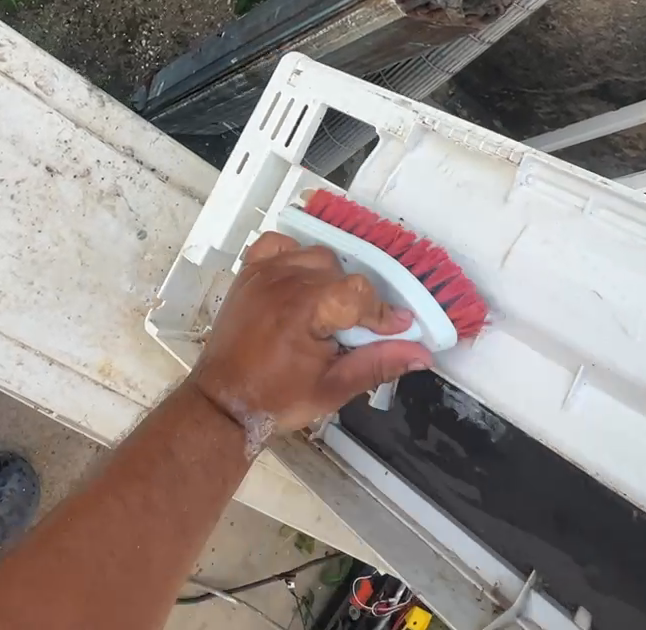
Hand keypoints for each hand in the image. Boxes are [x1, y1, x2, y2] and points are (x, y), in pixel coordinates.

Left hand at [191, 232, 433, 439]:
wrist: (225, 400)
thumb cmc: (276, 398)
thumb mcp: (334, 388)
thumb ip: (378, 364)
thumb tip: (420, 353)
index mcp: (303, 309)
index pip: (359, 292)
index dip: (381, 312)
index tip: (395, 328)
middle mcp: (283, 282)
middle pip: (340, 271)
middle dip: (356, 300)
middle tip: (356, 330)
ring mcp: (264, 272)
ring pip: (315, 255)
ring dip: (330, 277)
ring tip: (329, 311)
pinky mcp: (250, 272)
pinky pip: (279, 245)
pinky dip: (295, 255)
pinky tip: (302, 280)